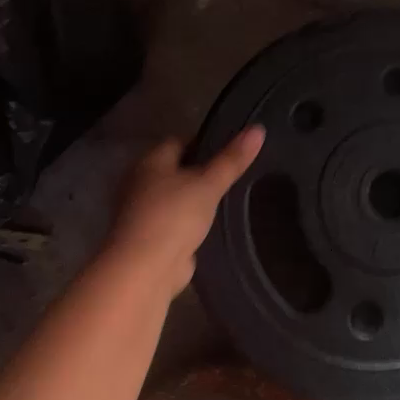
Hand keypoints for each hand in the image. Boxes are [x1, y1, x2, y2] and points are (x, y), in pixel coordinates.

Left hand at [104, 127, 263, 293]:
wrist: (146, 270)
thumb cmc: (174, 217)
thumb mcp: (209, 184)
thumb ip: (233, 159)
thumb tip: (258, 129)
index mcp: (150, 163)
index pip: (178, 141)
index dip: (204, 142)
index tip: (232, 148)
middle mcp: (141, 184)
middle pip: (176, 169)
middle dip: (202, 171)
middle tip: (235, 171)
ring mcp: (144, 213)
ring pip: (177, 196)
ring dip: (197, 198)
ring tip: (231, 196)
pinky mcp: (152, 238)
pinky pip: (177, 220)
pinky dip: (193, 221)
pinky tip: (215, 223)